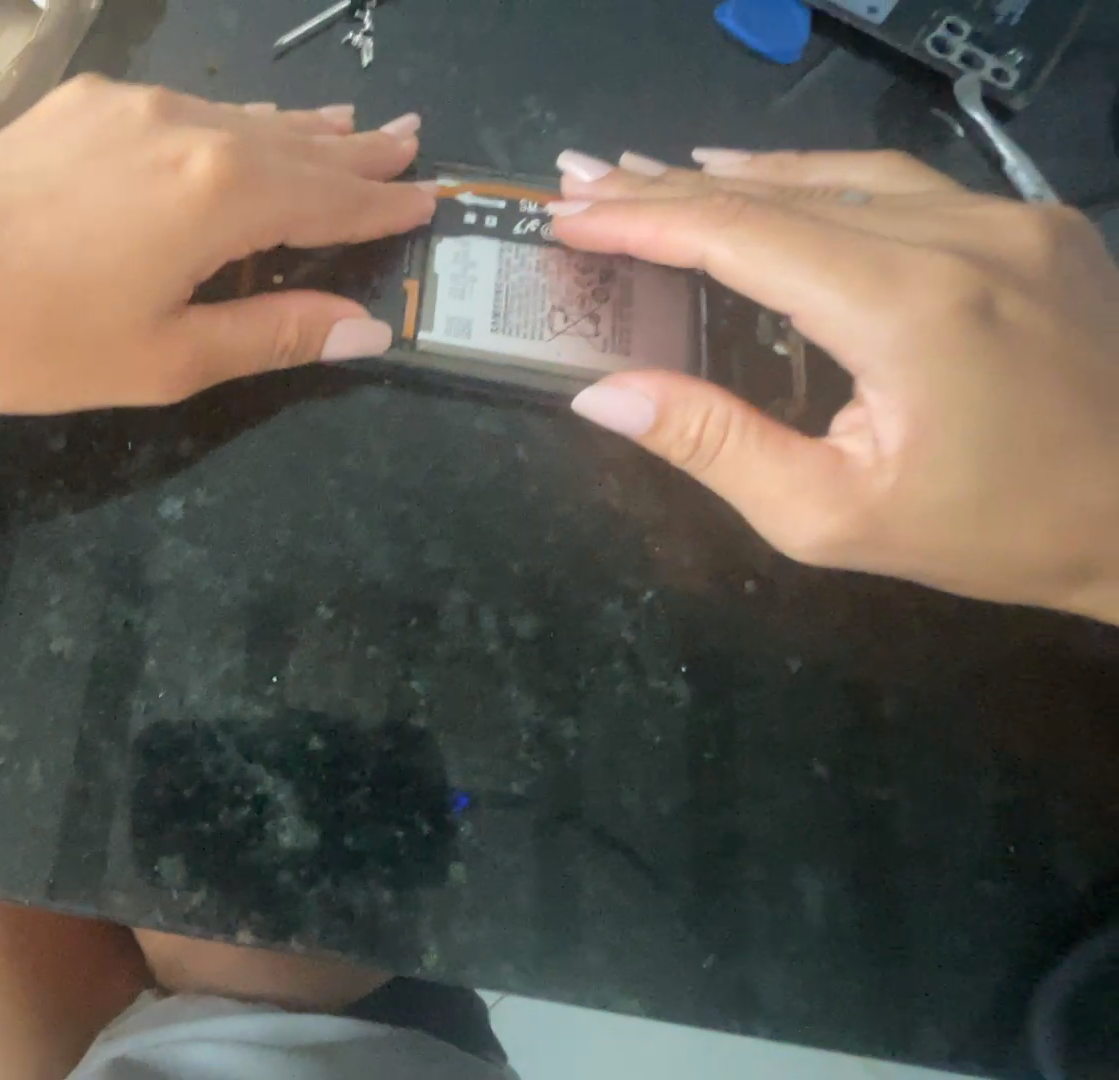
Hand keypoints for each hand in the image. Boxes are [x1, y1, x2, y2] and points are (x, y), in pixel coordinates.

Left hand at [0, 75, 432, 416]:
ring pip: (237, 119)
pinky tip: (236, 131)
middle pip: (293, 145)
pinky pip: (182, 113)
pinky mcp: (76, 109)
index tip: (426, 199)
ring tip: (347, 126)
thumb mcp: (167, 360)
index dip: (381, 206)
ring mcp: (125, 108)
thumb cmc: (35, 345)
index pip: (328, 201)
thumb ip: (271, 335)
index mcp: (220, 195)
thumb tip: (365, 331)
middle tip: (408, 144)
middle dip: (354, 152)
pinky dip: (228, 125)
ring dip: (296, 130)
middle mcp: (186, 129)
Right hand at [546, 148, 1118, 621]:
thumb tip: (598, 394)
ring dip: (715, 177)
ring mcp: (1001, 221)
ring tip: (635, 172)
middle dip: (657, 189)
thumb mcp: (819, 512)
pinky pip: (882, 182)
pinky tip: (747, 172)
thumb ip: (707, 443)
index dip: (640, 223)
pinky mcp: (1021, 227)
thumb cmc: (983, 528)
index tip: (566, 218)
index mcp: (904, 305)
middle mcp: (959, 236)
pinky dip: (794, 176)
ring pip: (825, 177)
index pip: (738, 237)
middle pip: (773, 196)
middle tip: (574, 177)